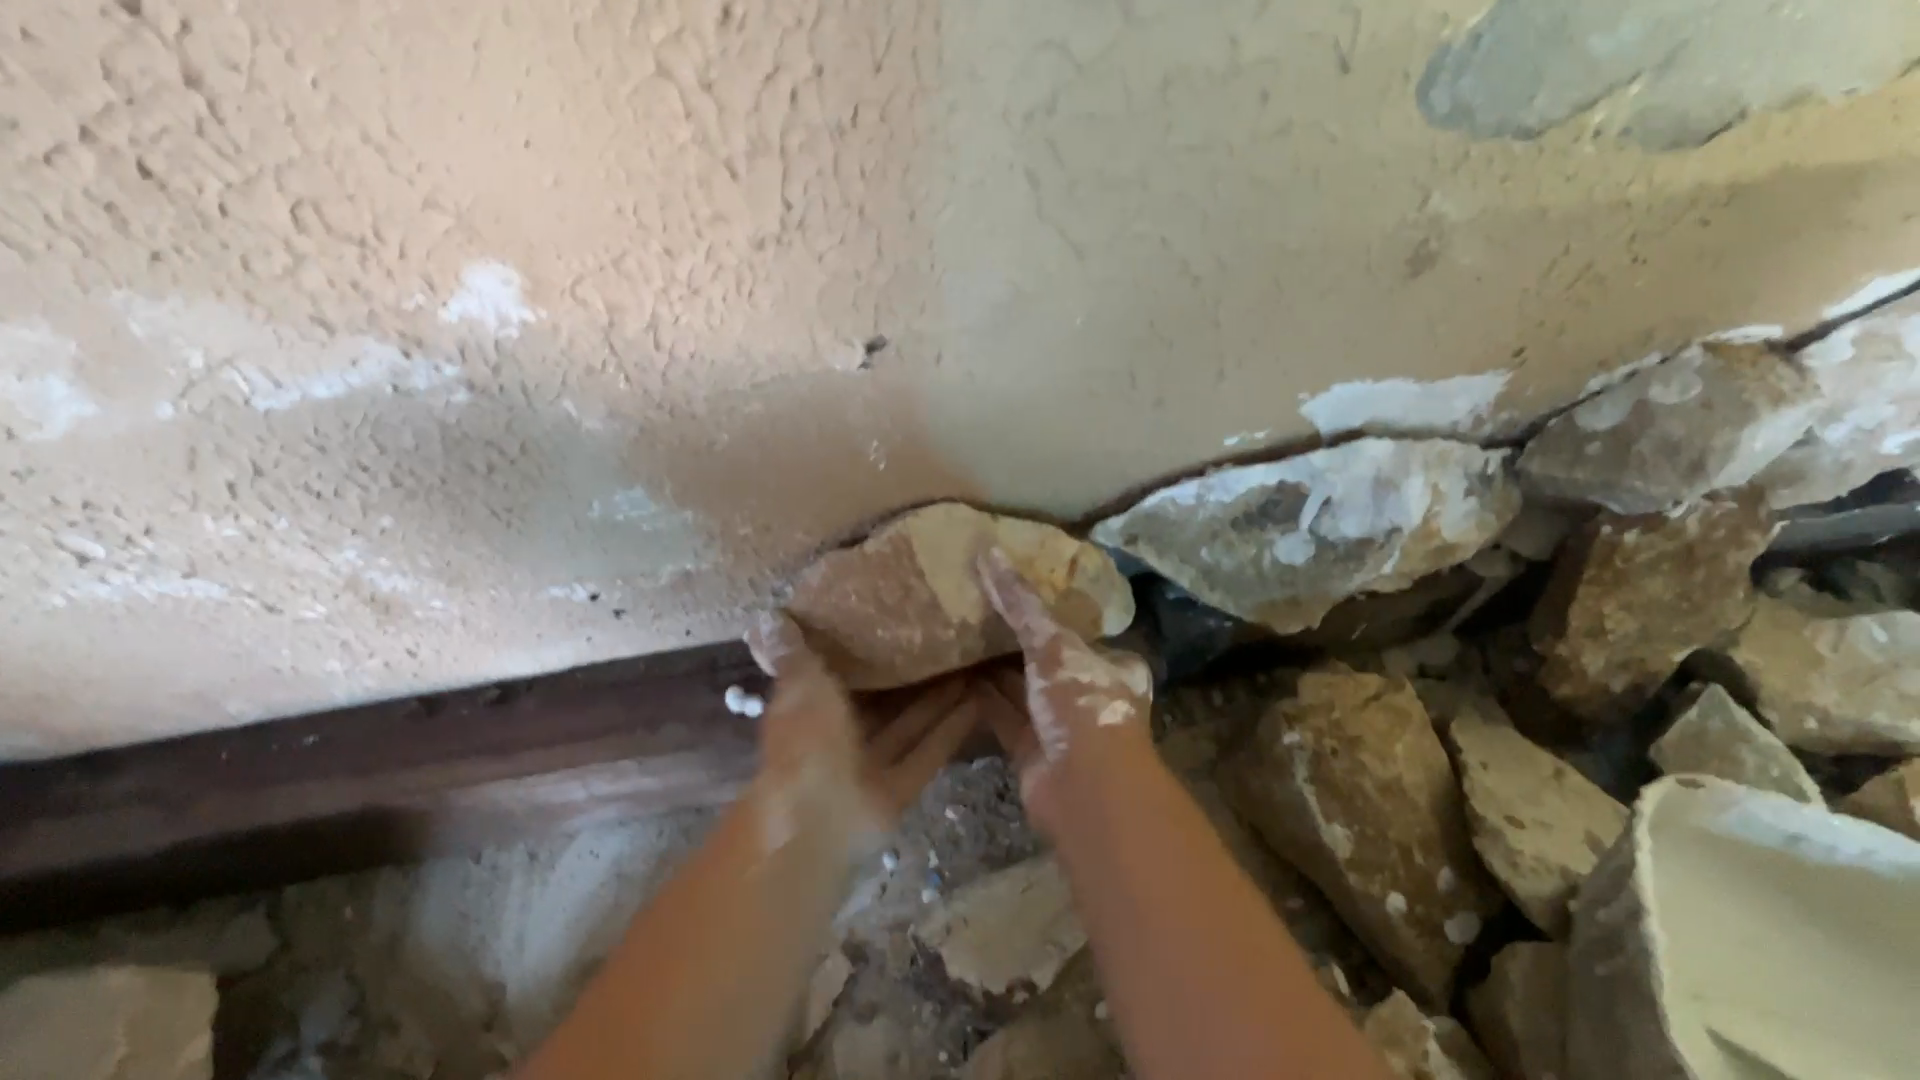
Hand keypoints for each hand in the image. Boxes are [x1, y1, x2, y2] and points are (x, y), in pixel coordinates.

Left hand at [747, 612, 980, 855]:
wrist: (815, 822)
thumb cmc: (804, 743)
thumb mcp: (800, 686)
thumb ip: (797, 656)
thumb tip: (771, 617)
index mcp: (806, 711)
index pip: (834, 676)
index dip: (861, 652)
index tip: (893, 624)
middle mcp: (835, 740)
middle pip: (878, 704)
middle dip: (908, 678)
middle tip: (946, 644)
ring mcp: (867, 769)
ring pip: (906, 727)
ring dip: (936, 702)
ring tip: (970, 668)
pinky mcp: (896, 793)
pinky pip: (925, 755)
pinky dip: (949, 731)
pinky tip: (978, 703)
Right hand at [973, 548, 1153, 834]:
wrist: (1082, 787)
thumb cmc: (1081, 704)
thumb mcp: (1054, 644)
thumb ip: (1020, 603)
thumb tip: (987, 550)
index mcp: (1110, 666)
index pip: (1078, 632)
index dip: (1048, 614)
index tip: (1014, 594)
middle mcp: (1086, 694)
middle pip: (1046, 661)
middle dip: (1016, 643)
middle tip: (976, 610)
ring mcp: (1059, 725)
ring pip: (1021, 689)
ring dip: (993, 669)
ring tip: (958, 634)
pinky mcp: (1030, 750)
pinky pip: (1001, 716)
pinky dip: (980, 698)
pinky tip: (952, 674)